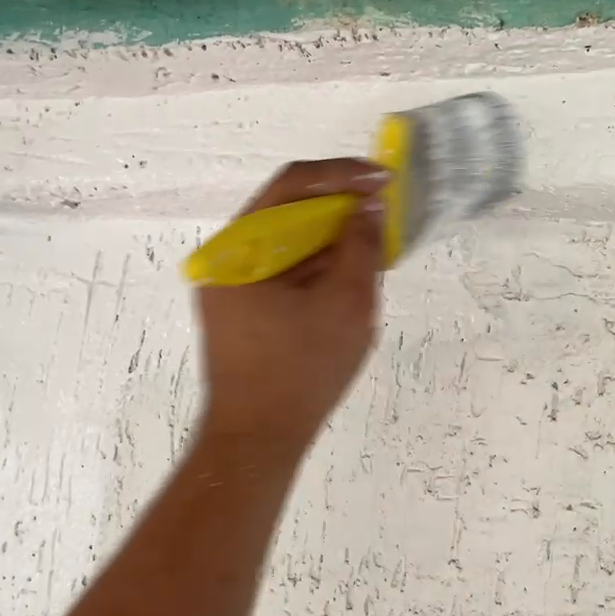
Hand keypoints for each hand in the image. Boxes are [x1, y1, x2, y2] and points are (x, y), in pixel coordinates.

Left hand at [195, 159, 386, 451]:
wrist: (257, 440)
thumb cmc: (302, 371)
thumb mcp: (346, 304)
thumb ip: (361, 246)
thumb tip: (369, 204)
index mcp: (240, 247)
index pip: (293, 184)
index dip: (344, 175)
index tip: (386, 181)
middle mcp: (228, 258)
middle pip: (290, 211)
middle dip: (343, 209)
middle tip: (386, 217)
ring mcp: (233, 286)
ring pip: (290, 243)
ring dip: (334, 240)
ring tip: (376, 252)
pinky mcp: (244, 310)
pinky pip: (286, 271)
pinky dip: (320, 267)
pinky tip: (351, 281)